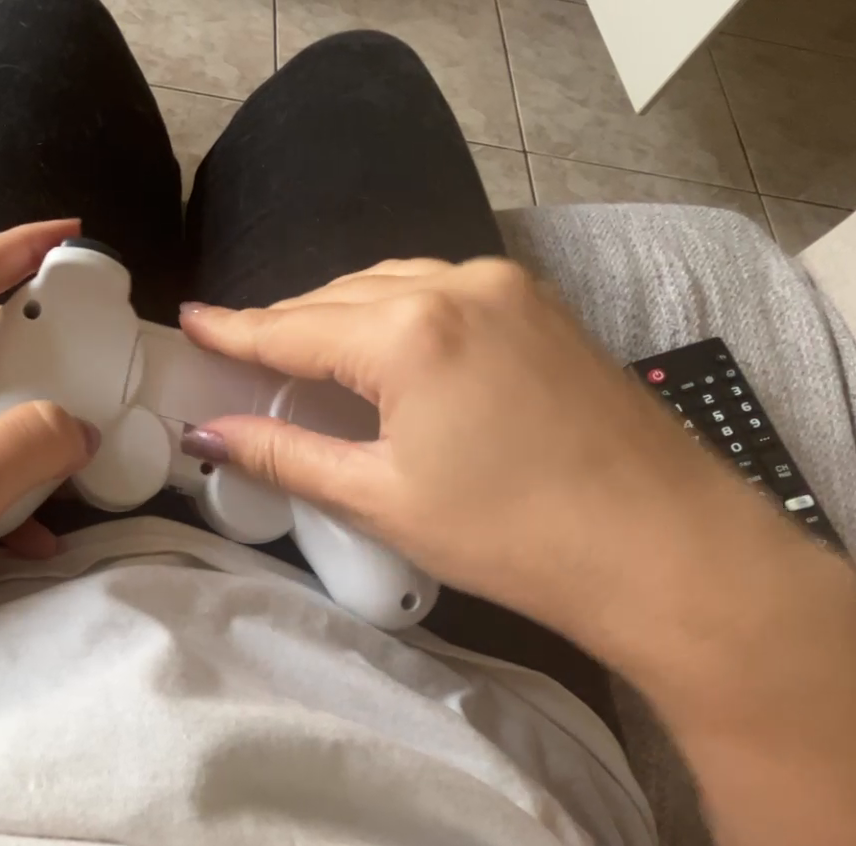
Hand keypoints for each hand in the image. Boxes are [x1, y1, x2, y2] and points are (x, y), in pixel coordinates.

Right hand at [177, 257, 811, 651]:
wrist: (665, 551)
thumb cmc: (510, 534)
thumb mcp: (379, 498)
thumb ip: (285, 454)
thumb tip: (208, 434)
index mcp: (408, 332)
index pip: (292, 328)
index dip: (234, 330)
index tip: (190, 320)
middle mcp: (457, 285)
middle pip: (337, 298)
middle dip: (283, 326)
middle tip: (238, 358)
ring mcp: (508, 288)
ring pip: (389, 287)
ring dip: (336, 317)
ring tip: (299, 357)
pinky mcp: (540, 306)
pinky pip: (437, 291)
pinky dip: (389, 314)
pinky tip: (376, 350)